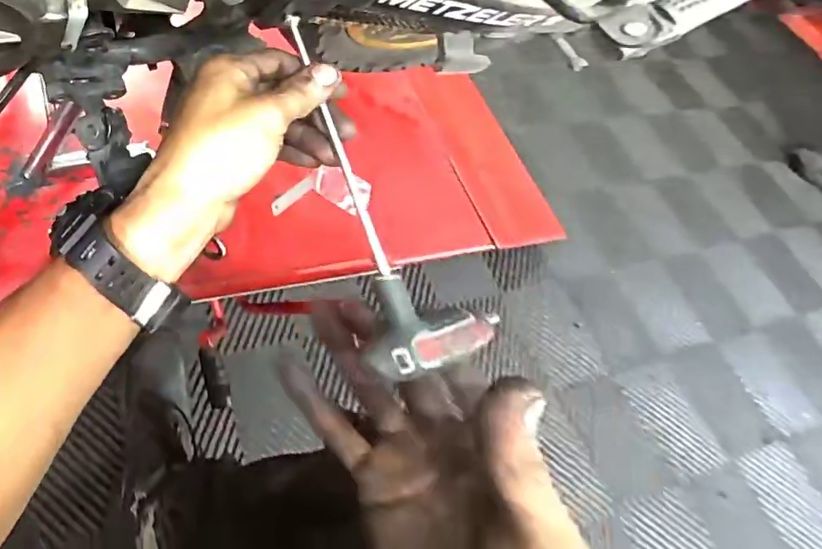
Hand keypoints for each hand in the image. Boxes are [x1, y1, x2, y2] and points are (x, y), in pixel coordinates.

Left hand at [108, 49, 354, 280]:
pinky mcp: (232, 146)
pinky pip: (268, 140)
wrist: (188, 198)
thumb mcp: (269, 115)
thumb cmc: (222, 148)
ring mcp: (228, 119)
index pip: (278, 61)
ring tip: (334, 153)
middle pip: (281, 92)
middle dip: (315, 111)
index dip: (311, 75)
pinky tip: (314, 160)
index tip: (340, 92)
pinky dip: (291, 148)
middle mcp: (227, 89)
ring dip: (308, 134)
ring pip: (277, 119)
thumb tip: (328, 72)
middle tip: (344, 129)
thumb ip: (302, 92)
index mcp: (229, 70)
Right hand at [281, 301, 587, 548]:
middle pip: (402, 370)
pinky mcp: (371, 481)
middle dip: (376, 332)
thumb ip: (515, 456)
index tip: (402, 301)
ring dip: (341, 352)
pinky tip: (287, 366)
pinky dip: (310, 400)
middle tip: (346, 299)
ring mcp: (401, 456)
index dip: (427, 335)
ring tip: (317, 313)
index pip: (453, 372)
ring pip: (366, 390)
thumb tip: (521, 384)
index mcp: (483, 437)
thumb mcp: (534, 521)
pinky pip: (337, 434)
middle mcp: (439, 435)